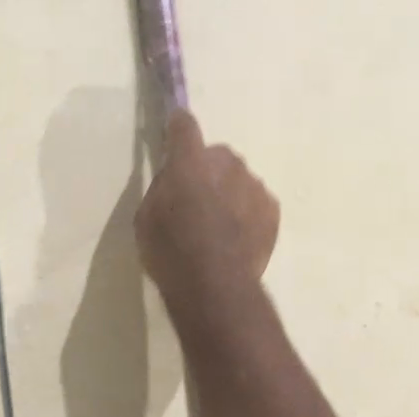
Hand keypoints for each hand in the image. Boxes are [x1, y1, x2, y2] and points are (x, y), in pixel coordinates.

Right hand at [135, 111, 279, 305]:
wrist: (213, 286)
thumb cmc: (170, 253)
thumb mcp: (146, 220)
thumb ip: (162, 191)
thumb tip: (173, 180)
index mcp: (190, 163)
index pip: (184, 128)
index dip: (178, 127)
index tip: (175, 129)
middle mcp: (228, 163)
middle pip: (217, 158)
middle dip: (207, 175)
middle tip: (194, 206)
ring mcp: (254, 186)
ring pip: (238, 182)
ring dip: (228, 197)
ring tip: (216, 232)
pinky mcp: (272, 211)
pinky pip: (255, 205)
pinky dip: (246, 217)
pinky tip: (234, 242)